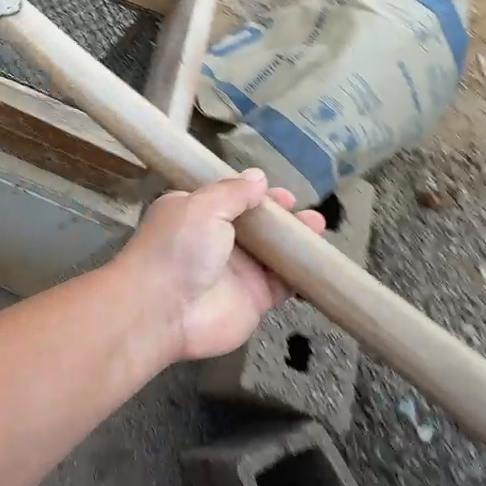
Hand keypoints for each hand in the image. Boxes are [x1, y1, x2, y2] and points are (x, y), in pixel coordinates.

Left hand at [117, 169, 326, 361]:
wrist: (163, 309)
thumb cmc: (177, 248)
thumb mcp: (201, 207)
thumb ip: (231, 192)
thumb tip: (257, 176)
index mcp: (192, 212)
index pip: (226, 197)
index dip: (252, 193)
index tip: (278, 191)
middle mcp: (213, 239)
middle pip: (253, 224)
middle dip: (278, 217)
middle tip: (303, 211)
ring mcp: (235, 269)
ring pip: (273, 252)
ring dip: (295, 241)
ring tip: (318, 226)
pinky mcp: (254, 297)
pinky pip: (284, 283)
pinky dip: (302, 273)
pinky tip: (322, 261)